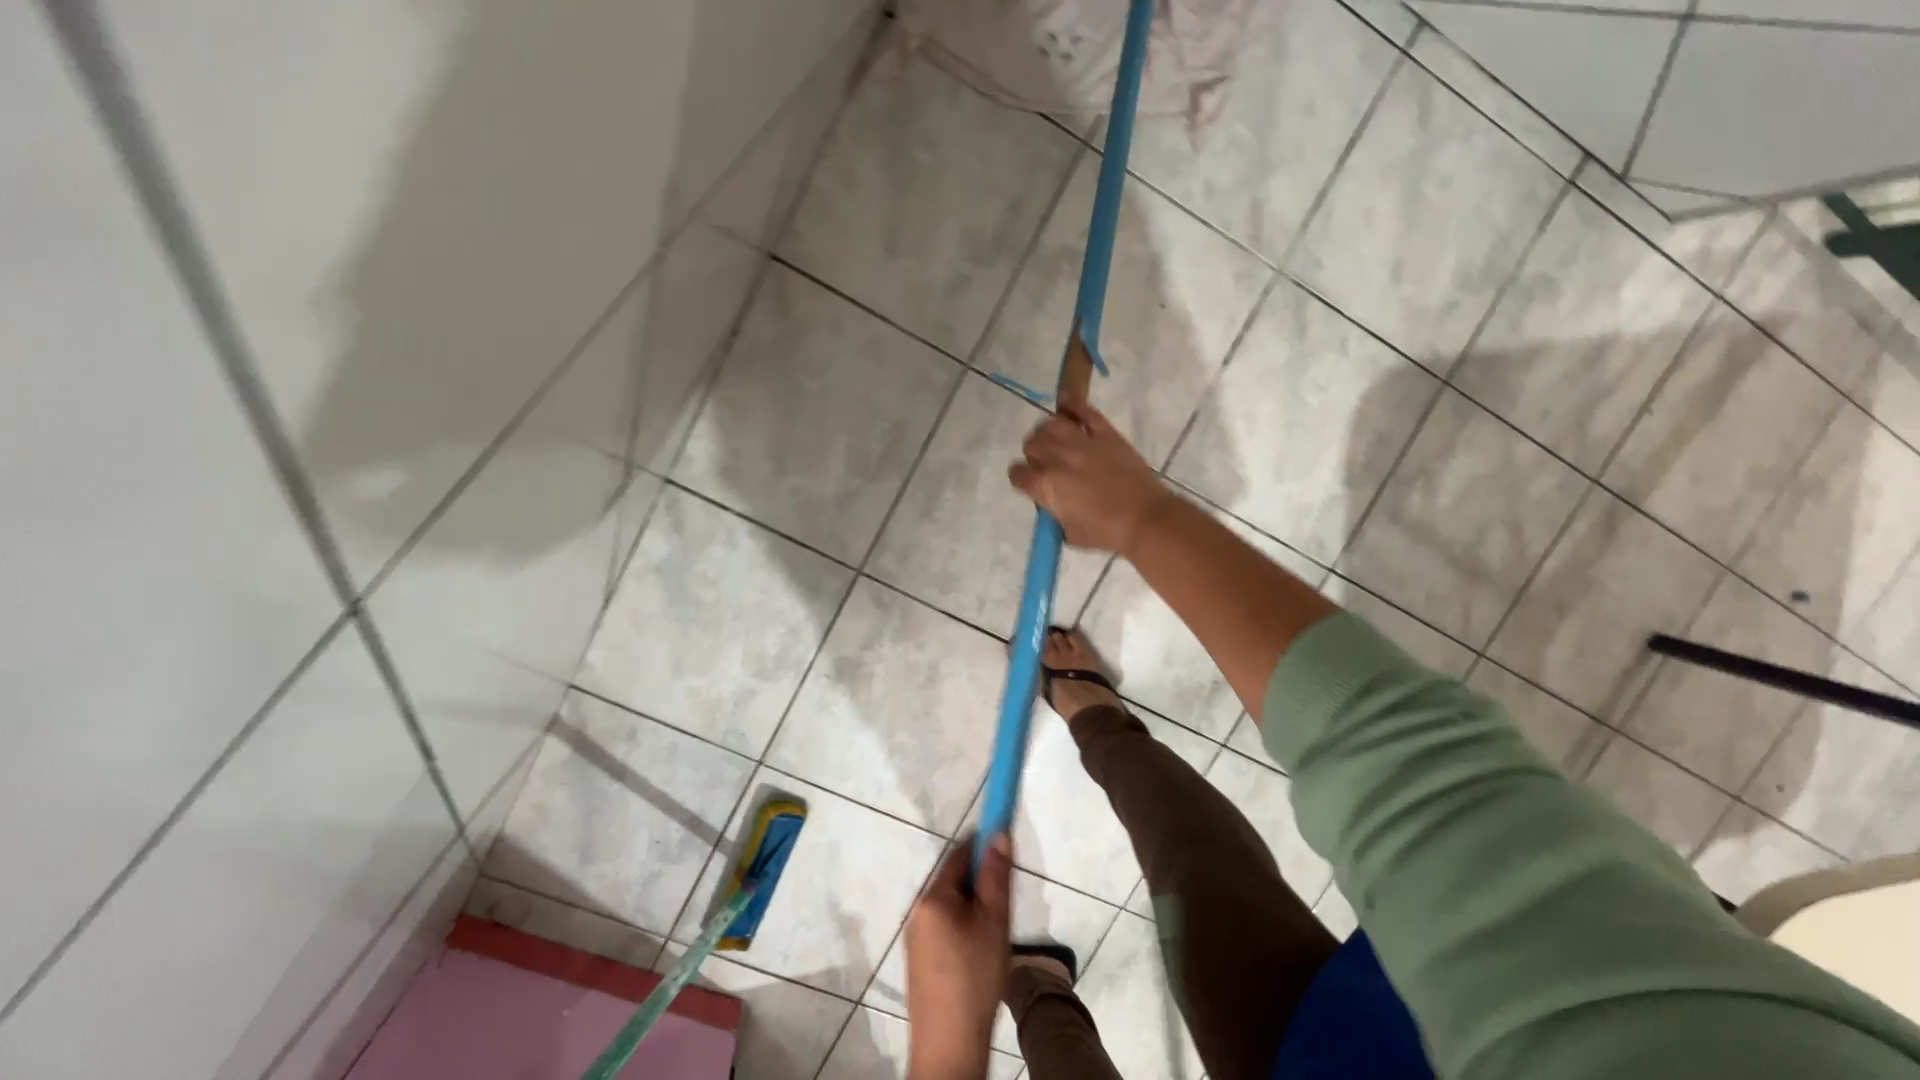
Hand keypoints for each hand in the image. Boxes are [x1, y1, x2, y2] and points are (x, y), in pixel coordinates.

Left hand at [905, 834, 1012, 1079]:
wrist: (949, 1041)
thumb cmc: (975, 975)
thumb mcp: (995, 921)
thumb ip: (997, 876)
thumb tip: (999, 833)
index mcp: (932, 897)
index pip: (960, 855)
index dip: (983, 845)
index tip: (1006, 843)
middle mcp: (917, 910)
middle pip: (953, 881)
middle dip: (980, 881)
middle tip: (1006, 901)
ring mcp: (914, 937)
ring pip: (949, 906)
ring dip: (972, 906)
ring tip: (995, 932)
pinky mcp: (918, 959)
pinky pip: (943, 927)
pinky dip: (962, 927)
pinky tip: (978, 952)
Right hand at [1009, 402, 1175, 555]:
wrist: (1144, 518)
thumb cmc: (1106, 532)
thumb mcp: (1069, 533)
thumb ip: (1054, 513)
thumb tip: (1053, 502)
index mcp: (1045, 486)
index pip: (1017, 473)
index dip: (1021, 478)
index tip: (1029, 482)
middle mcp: (1057, 458)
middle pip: (1032, 444)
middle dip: (1034, 454)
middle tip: (1046, 463)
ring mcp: (1082, 442)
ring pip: (1051, 424)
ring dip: (1047, 431)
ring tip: (1054, 439)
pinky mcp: (1105, 433)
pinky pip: (1083, 410)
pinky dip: (1072, 404)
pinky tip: (1065, 404)